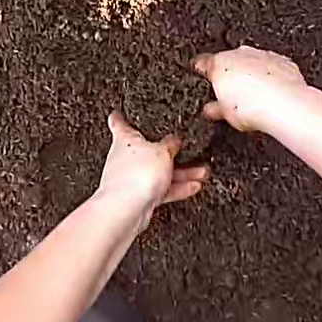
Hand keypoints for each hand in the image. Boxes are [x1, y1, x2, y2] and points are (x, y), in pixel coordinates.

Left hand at [94, 110, 209, 222]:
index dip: (120, 116)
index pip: (119, 123)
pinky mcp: (140, 196)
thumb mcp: (162, 151)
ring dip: (182, 172)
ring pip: (160, 171)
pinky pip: (162, 189)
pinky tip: (194, 186)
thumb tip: (175, 140)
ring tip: (202, 172)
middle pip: (150, 150)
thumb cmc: (135, 175)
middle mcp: (126, 158)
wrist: (126, 209)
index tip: (118, 112)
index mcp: (125, 140)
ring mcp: (133, 178)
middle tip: (188, 149)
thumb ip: (170, 144)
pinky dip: (178, 187)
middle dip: (171, 151)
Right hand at [190, 45, 308, 133]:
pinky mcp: (282, 61)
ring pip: (252, 62)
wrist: (284, 104)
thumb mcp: (225, 114)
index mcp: (220, 63)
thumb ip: (215, 108)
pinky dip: (271, 76)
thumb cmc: (253, 107)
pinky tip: (273, 92)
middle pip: (230, 62)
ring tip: (255, 96)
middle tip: (233, 95)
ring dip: (252, 75)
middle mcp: (240, 54)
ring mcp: (262, 56)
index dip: (200, 69)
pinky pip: (272, 66)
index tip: (200, 73)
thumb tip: (211, 109)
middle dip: (231, 76)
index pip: (203, 62)